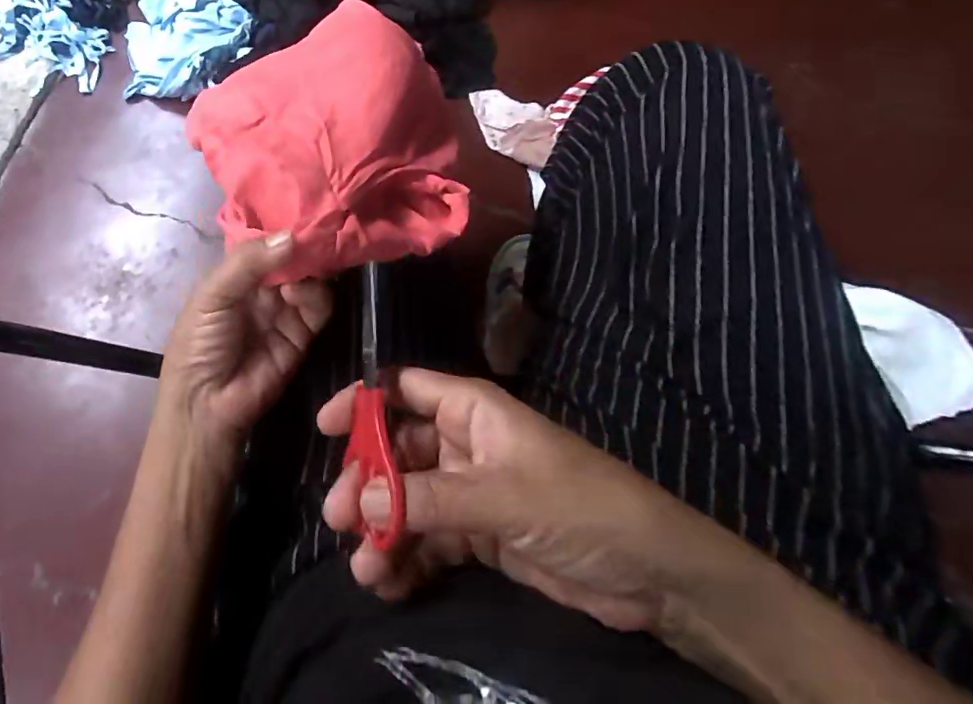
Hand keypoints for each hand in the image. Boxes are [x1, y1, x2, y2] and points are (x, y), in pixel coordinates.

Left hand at [160, 233, 332, 448]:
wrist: (207, 405)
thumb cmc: (198, 345)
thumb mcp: (212, 296)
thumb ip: (248, 263)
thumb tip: (291, 235)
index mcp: (236, 276)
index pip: (265, 244)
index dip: (281, 230)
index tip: (303, 213)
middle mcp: (263, 289)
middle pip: (293, 259)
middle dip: (303, 249)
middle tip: (314, 237)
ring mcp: (284, 311)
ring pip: (310, 280)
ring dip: (309, 273)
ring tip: (297, 279)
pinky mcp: (303, 334)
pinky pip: (319, 308)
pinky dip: (316, 297)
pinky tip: (299, 295)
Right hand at [317, 368, 704, 633]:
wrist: (646, 569)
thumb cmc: (577, 504)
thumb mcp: (502, 496)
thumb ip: (431, 497)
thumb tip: (362, 497)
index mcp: (472, 410)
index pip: (406, 389)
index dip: (365, 402)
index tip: (326, 428)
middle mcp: (465, 444)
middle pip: (398, 451)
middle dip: (368, 481)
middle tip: (341, 518)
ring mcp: (470, 492)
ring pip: (409, 500)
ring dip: (383, 529)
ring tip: (368, 567)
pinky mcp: (479, 536)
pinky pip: (429, 540)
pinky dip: (406, 559)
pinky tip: (390, 583)